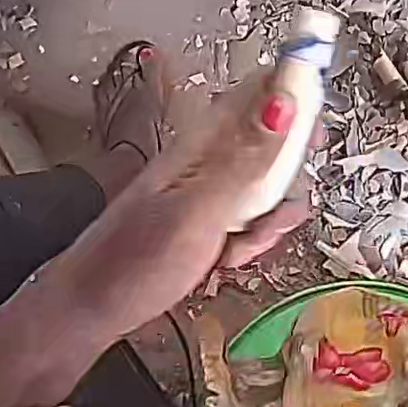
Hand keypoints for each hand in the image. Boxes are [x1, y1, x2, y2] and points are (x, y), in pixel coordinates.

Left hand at [0, 70, 314, 406]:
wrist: (91, 310)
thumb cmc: (136, 259)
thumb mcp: (201, 209)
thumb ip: (248, 159)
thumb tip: (285, 103)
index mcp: (203, 144)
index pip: (256, 95)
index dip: (293, 98)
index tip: (316, 127)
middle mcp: (209, 161)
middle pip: (271, 147)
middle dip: (285, 182)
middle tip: (272, 214)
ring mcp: (209, 193)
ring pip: (266, 190)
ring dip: (266, 221)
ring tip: (238, 248)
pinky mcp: (209, 221)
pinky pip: (250, 220)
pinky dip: (250, 241)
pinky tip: (229, 260)